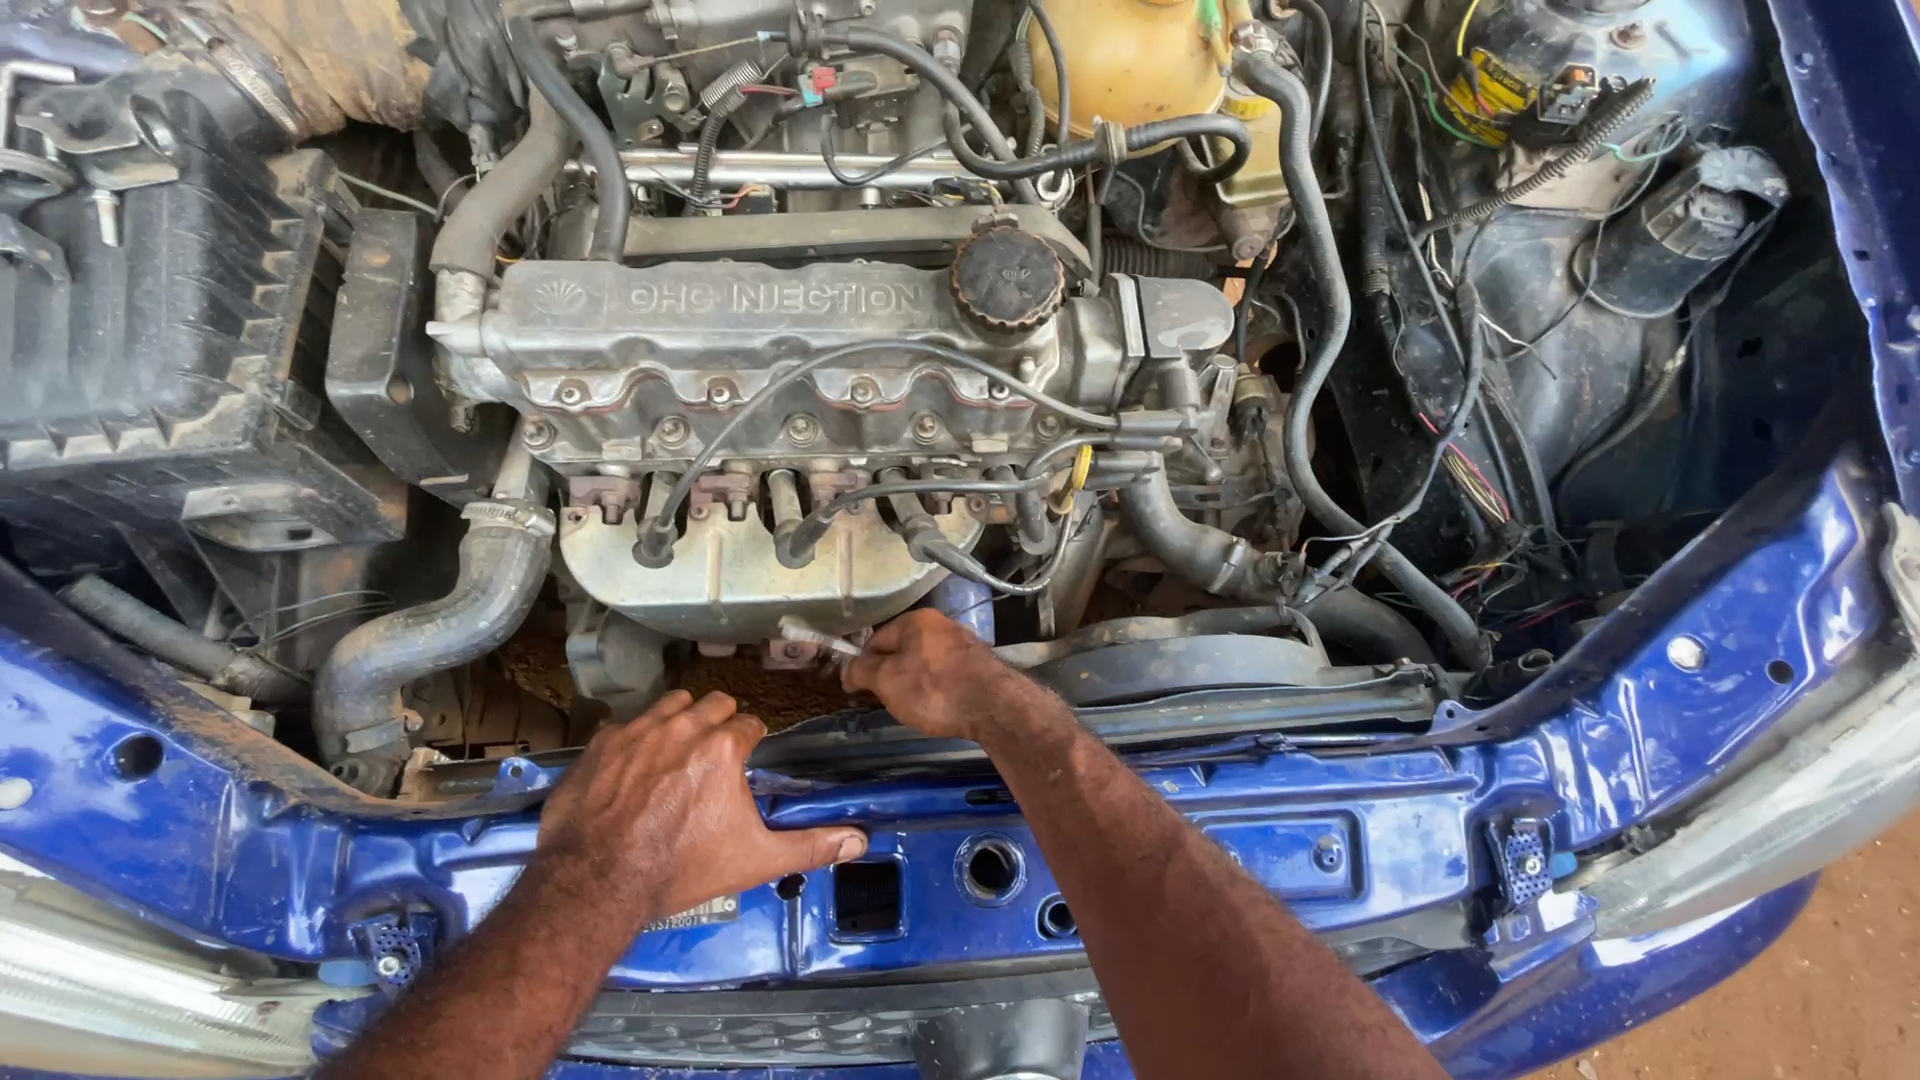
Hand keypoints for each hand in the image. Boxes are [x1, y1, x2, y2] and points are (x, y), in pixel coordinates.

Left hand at [532, 690, 867, 927]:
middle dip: (719, 723)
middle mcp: (683, 726)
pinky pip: (627, 723)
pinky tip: (632, 768)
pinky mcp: (600, 743)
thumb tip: (860, 840)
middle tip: (713, 757)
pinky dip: (636, 738)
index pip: (750, 724)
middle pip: (714, 703)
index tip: (744, 761)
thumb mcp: (755, 860)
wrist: (594, 885)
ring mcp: (637, 730)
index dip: (751, 742)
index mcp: (722, 747)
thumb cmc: (682, 869)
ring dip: (681, 720)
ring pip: (672, 703)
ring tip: (676, 752)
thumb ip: (811, 845)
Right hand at [842, 609, 1056, 741]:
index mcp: (916, 620)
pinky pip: (946, 674)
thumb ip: (862, 671)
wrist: (994, 706)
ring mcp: (963, 643)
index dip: (864, 666)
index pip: (876, 640)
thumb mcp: (887, 681)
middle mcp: (941, 624)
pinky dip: (938, 689)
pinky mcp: (979, 665)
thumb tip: (846, 669)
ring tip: (915, 708)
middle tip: (888, 702)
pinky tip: (940, 706)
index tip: (860, 691)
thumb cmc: (934, 689)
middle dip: (891, 675)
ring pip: (925, 663)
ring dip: (915, 684)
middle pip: (902, 651)